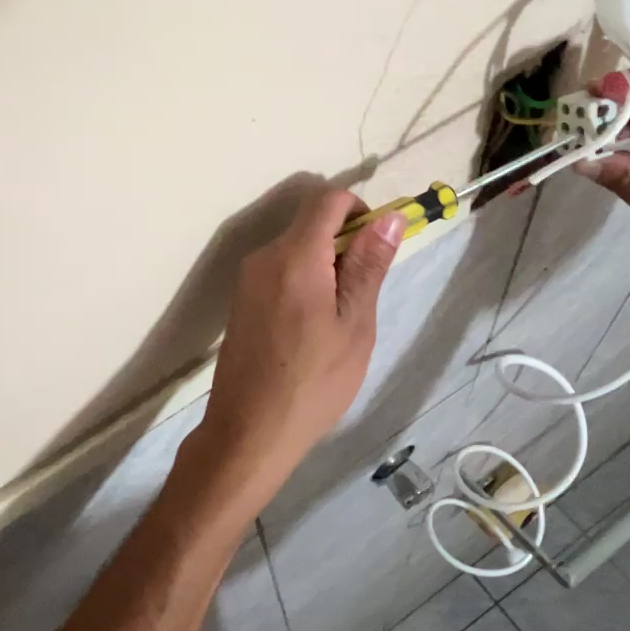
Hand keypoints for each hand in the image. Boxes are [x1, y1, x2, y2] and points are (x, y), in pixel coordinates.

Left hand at [178, 188, 404, 517]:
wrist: (248, 431)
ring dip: (325, 267)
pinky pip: (279, 274)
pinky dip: (303, 284)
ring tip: (340, 321)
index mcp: (294, 256)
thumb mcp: (355, 325)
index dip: (360, 210)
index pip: (327, 200)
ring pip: (295, 251)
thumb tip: (389, 217)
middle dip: (344, 244)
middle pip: (310, 224)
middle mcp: (263, 258)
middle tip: (363, 295)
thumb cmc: (313, 382)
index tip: (379, 246)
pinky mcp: (241, 303)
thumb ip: (369, 266)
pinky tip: (312, 331)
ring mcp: (247, 281)